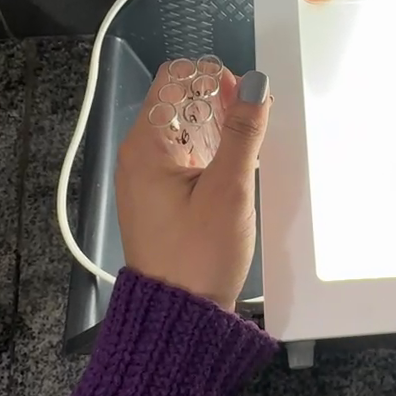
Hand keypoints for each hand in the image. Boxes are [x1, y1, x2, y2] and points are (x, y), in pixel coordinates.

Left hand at [116, 65, 270, 308]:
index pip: (174, 79)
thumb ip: (243, 131)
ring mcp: (147, 177)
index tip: (244, 100)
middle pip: (179, 101)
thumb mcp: (228, 189)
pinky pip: (186, 155)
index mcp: (145, 145)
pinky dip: (211, 152)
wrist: (178, 317)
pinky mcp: (161, 196)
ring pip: (186, 129)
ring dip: (218, 128)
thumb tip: (256, 82)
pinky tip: (236, 167)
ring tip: (249, 147)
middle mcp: (139, 154)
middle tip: (253, 124)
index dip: (212, 78)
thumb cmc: (199, 254)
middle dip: (219, 102)